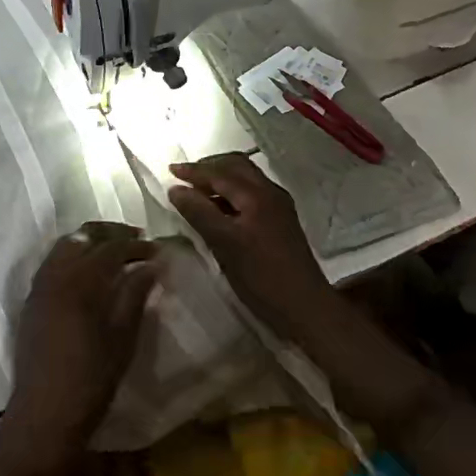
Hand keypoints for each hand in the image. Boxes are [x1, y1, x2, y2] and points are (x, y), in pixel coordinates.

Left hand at [0, 222, 157, 475]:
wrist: (44, 412)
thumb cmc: (90, 380)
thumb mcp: (122, 340)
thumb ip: (134, 296)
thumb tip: (150, 265)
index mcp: (80, 281)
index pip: (111, 248)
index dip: (136, 245)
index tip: (157, 249)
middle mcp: (55, 273)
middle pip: (82, 236)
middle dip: (109, 232)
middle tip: (136, 239)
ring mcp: (39, 284)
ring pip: (64, 245)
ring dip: (89, 240)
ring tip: (113, 249)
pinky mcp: (31, 298)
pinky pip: (52, 261)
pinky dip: (72, 253)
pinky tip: (87, 268)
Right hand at [167, 154, 332, 327]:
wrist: (307, 310)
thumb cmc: (262, 276)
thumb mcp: (224, 244)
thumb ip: (198, 212)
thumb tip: (175, 189)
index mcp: (257, 195)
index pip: (219, 173)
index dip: (192, 171)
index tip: (169, 171)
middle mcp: (270, 193)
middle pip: (236, 166)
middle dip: (209, 167)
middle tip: (185, 176)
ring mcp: (278, 207)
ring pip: (245, 179)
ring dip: (220, 179)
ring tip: (197, 192)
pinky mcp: (280, 222)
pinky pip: (251, 194)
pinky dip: (230, 193)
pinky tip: (218, 209)